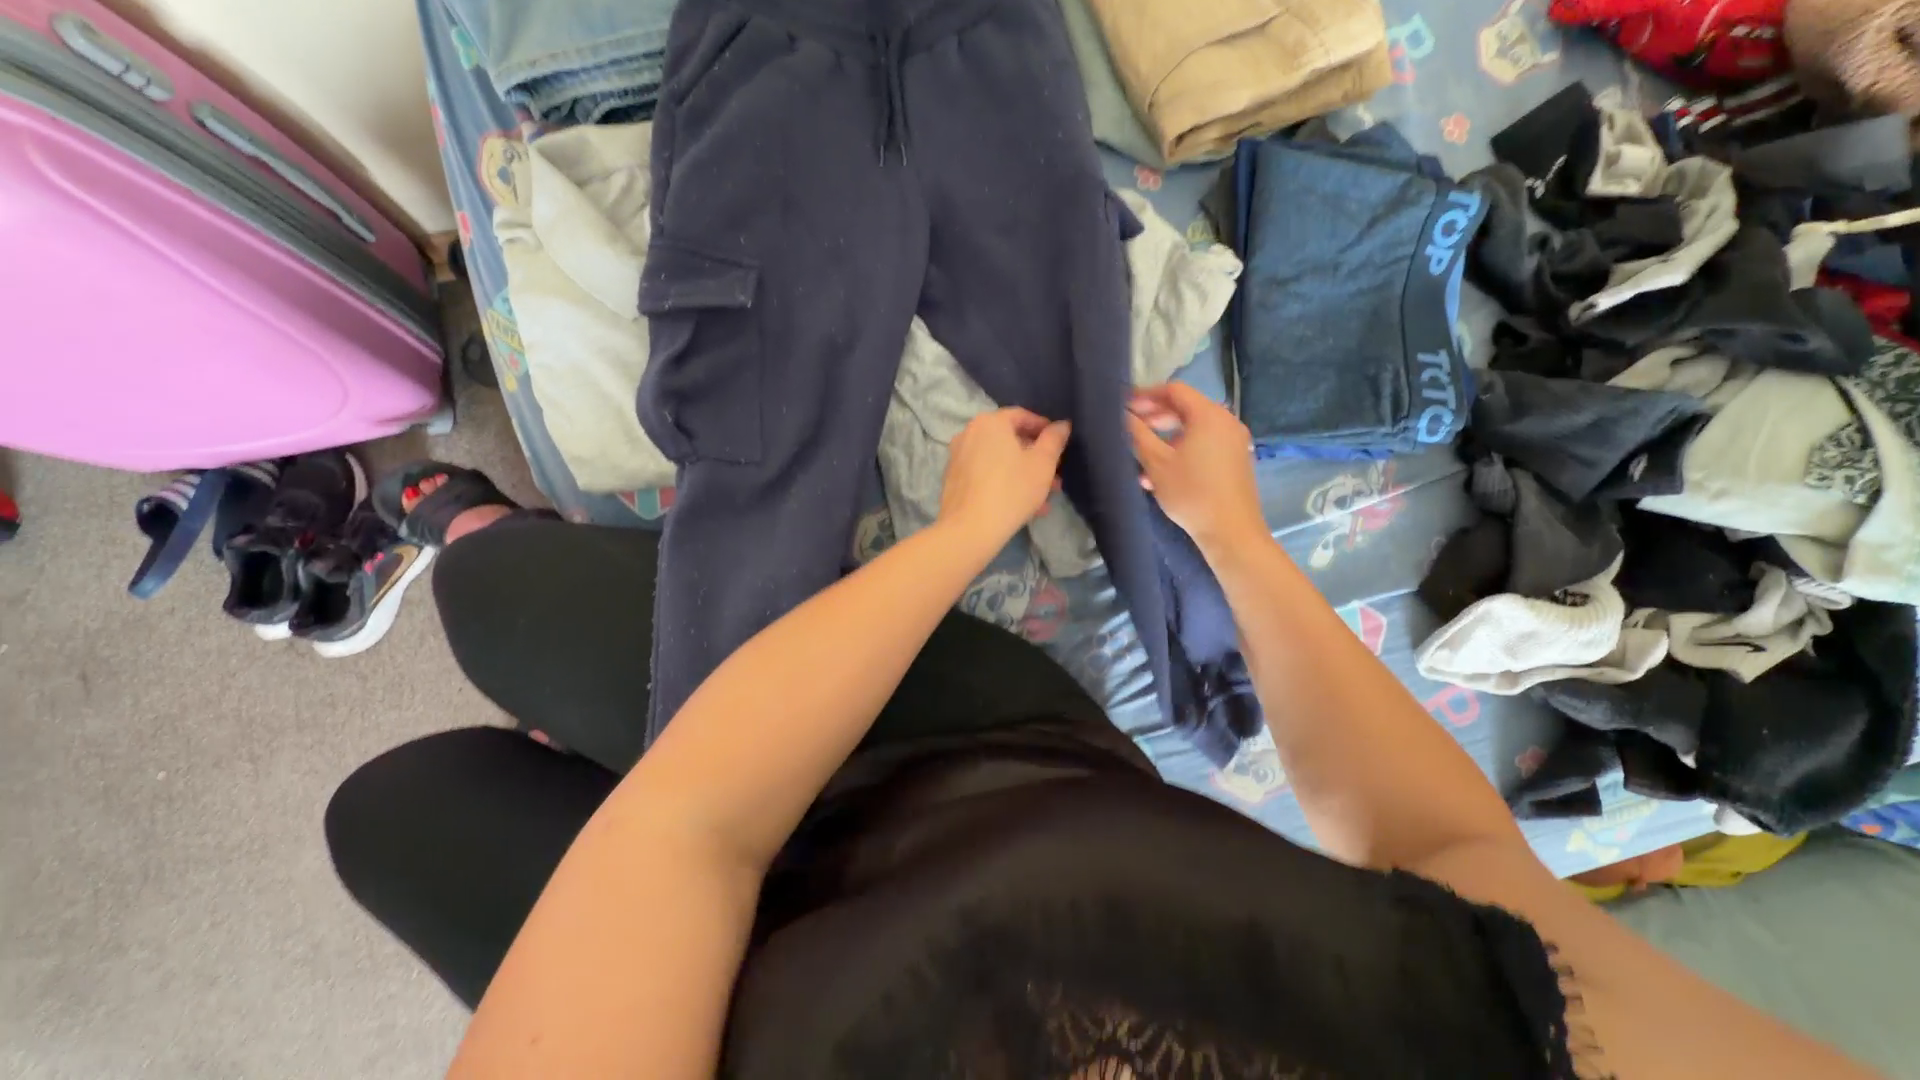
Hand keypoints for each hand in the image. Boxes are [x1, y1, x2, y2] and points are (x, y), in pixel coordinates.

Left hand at [939, 407, 1071, 550]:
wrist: (970, 529)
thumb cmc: (1012, 490)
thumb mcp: (1043, 464)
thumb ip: (1054, 440)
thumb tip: (1062, 425)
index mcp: (990, 422)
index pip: (1022, 416)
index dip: (1044, 428)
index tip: (1059, 444)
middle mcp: (969, 433)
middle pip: (1009, 440)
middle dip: (1035, 457)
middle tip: (1055, 475)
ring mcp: (958, 456)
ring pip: (998, 460)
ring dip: (1023, 474)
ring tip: (1044, 497)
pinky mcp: (954, 479)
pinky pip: (985, 474)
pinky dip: (1004, 482)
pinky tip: (1022, 505)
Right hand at [1126, 383, 1264, 550]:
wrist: (1231, 531)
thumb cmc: (1192, 493)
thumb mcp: (1156, 463)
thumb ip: (1137, 434)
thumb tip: (1124, 415)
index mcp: (1208, 415)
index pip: (1174, 390)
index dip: (1146, 394)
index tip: (1124, 405)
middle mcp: (1226, 422)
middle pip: (1186, 408)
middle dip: (1156, 417)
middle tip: (1132, 428)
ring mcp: (1235, 441)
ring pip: (1194, 430)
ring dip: (1167, 438)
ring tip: (1143, 456)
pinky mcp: (1237, 460)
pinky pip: (1206, 445)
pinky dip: (1183, 450)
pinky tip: (1163, 473)